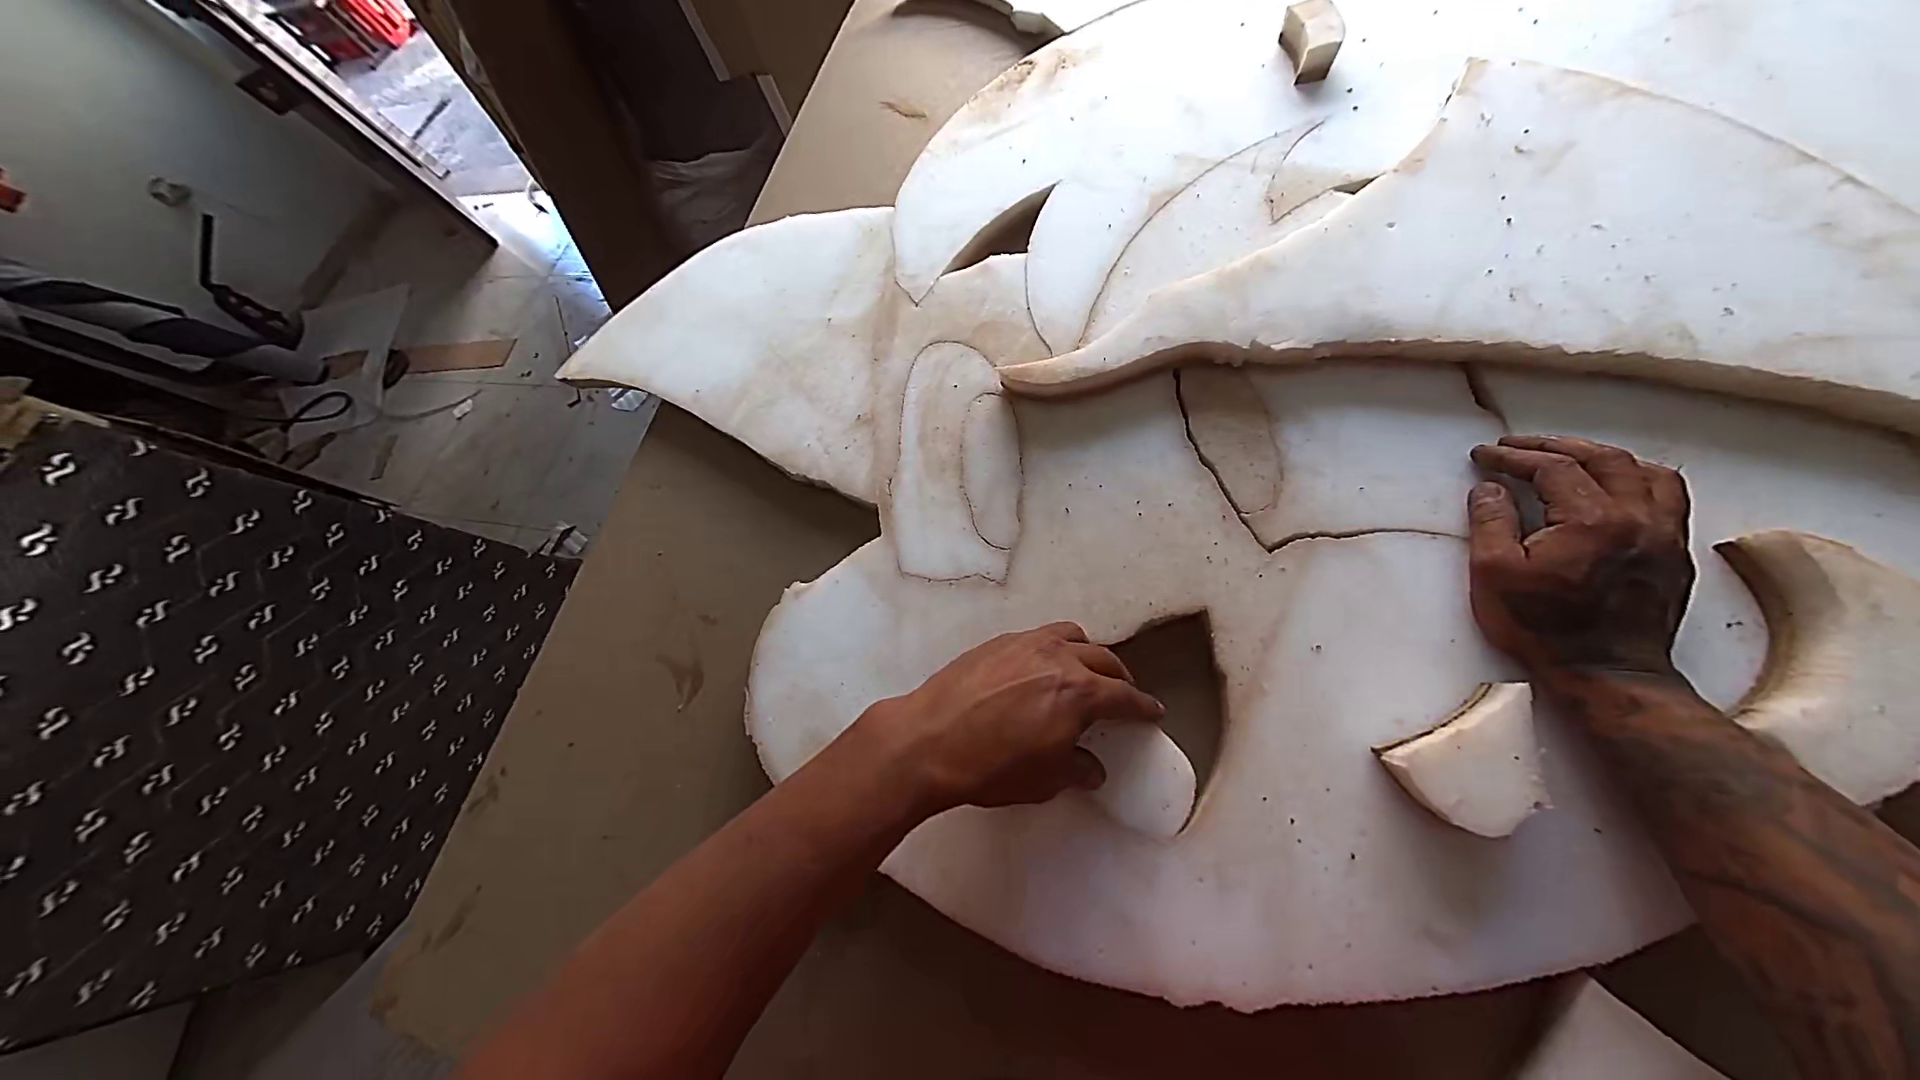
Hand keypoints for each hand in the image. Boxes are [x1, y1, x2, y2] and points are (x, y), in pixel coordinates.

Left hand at [854, 622, 1164, 814]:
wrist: (927, 740)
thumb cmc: (989, 766)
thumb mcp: (1044, 780)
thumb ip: (1076, 769)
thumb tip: (1091, 768)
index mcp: (1078, 692)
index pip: (1124, 697)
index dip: (1142, 708)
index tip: (1152, 712)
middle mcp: (1058, 658)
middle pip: (1104, 661)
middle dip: (1120, 679)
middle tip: (1123, 694)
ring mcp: (1026, 644)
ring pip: (1072, 637)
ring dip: (1088, 653)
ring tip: (1085, 670)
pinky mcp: (998, 642)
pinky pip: (1039, 636)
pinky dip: (1054, 647)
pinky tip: (1042, 666)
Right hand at [1467, 435, 1695, 678]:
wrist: (1604, 672)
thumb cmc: (1541, 626)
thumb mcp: (1493, 574)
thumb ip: (1490, 523)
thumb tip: (1489, 488)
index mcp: (1592, 520)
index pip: (1552, 468)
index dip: (1514, 456)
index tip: (1485, 455)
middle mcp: (1637, 518)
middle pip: (1601, 459)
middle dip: (1554, 445)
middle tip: (1517, 445)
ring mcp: (1663, 535)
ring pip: (1643, 471)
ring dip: (1600, 455)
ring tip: (1567, 455)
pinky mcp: (1673, 554)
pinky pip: (1668, 495)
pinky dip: (1639, 476)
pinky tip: (1616, 483)